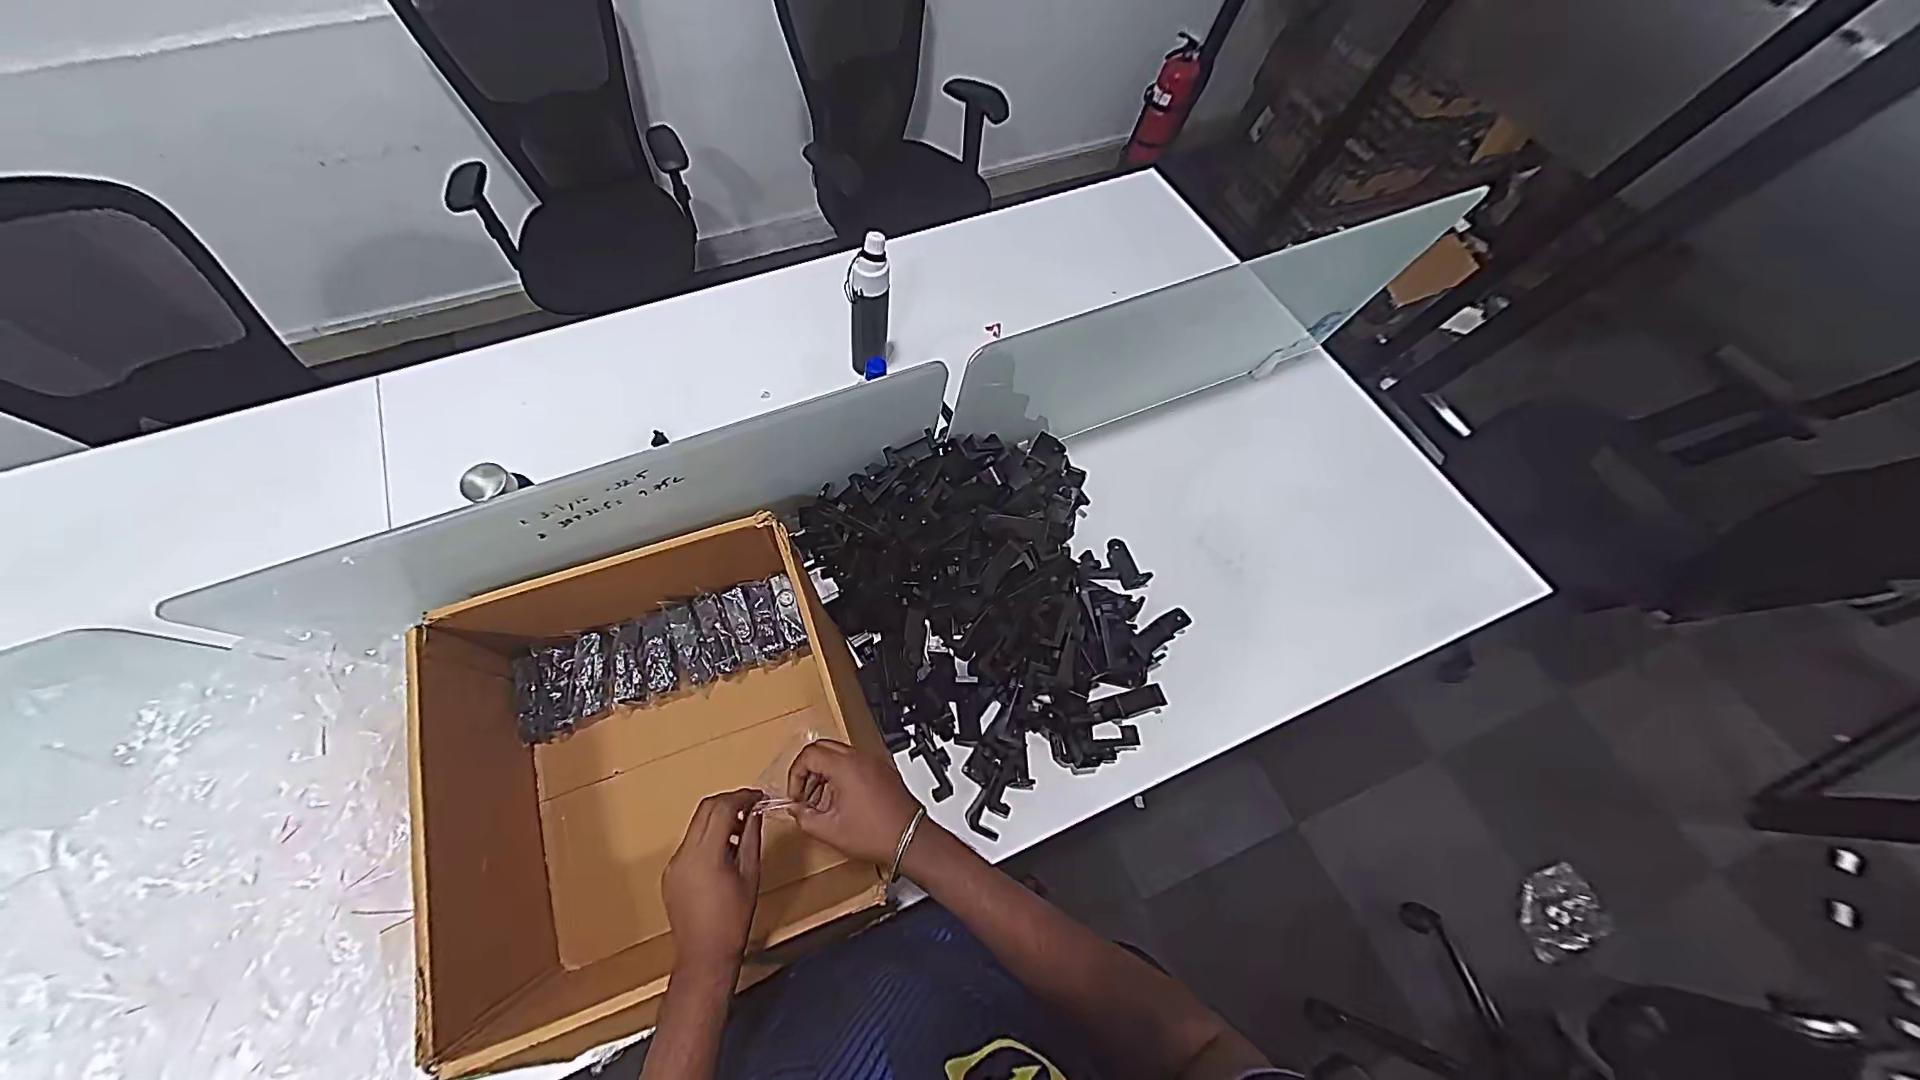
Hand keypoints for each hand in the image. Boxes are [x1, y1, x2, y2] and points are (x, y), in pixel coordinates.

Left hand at [663, 789, 762, 968]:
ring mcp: (674, 864)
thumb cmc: (733, 917)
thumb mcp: (750, 872)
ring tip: (741, 827)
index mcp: (705, 854)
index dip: (742, 797)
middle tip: (752, 805)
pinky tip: (725, 848)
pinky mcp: (670, 874)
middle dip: (729, 801)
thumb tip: (756, 811)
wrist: (704, 956)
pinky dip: (708, 835)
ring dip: (718, 817)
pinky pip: (690, 842)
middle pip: (705, 809)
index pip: (721, 808)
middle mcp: (684, 855)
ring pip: (696, 824)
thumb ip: (751, 836)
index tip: (759, 797)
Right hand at [786, 740, 921, 865]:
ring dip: (825, 773)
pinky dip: (842, 774)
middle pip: (823, 748)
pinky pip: (855, 763)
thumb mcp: (829, 830)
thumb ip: (804, 817)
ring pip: (839, 754)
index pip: (809, 754)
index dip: (796, 774)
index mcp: (845, 766)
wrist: (908, 838)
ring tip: (822, 801)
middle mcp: (861, 758)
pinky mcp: (883, 770)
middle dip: (808, 771)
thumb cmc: (877, 833)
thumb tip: (796, 809)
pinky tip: (841, 801)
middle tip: (805, 794)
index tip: (796, 794)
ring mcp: (874, 762)